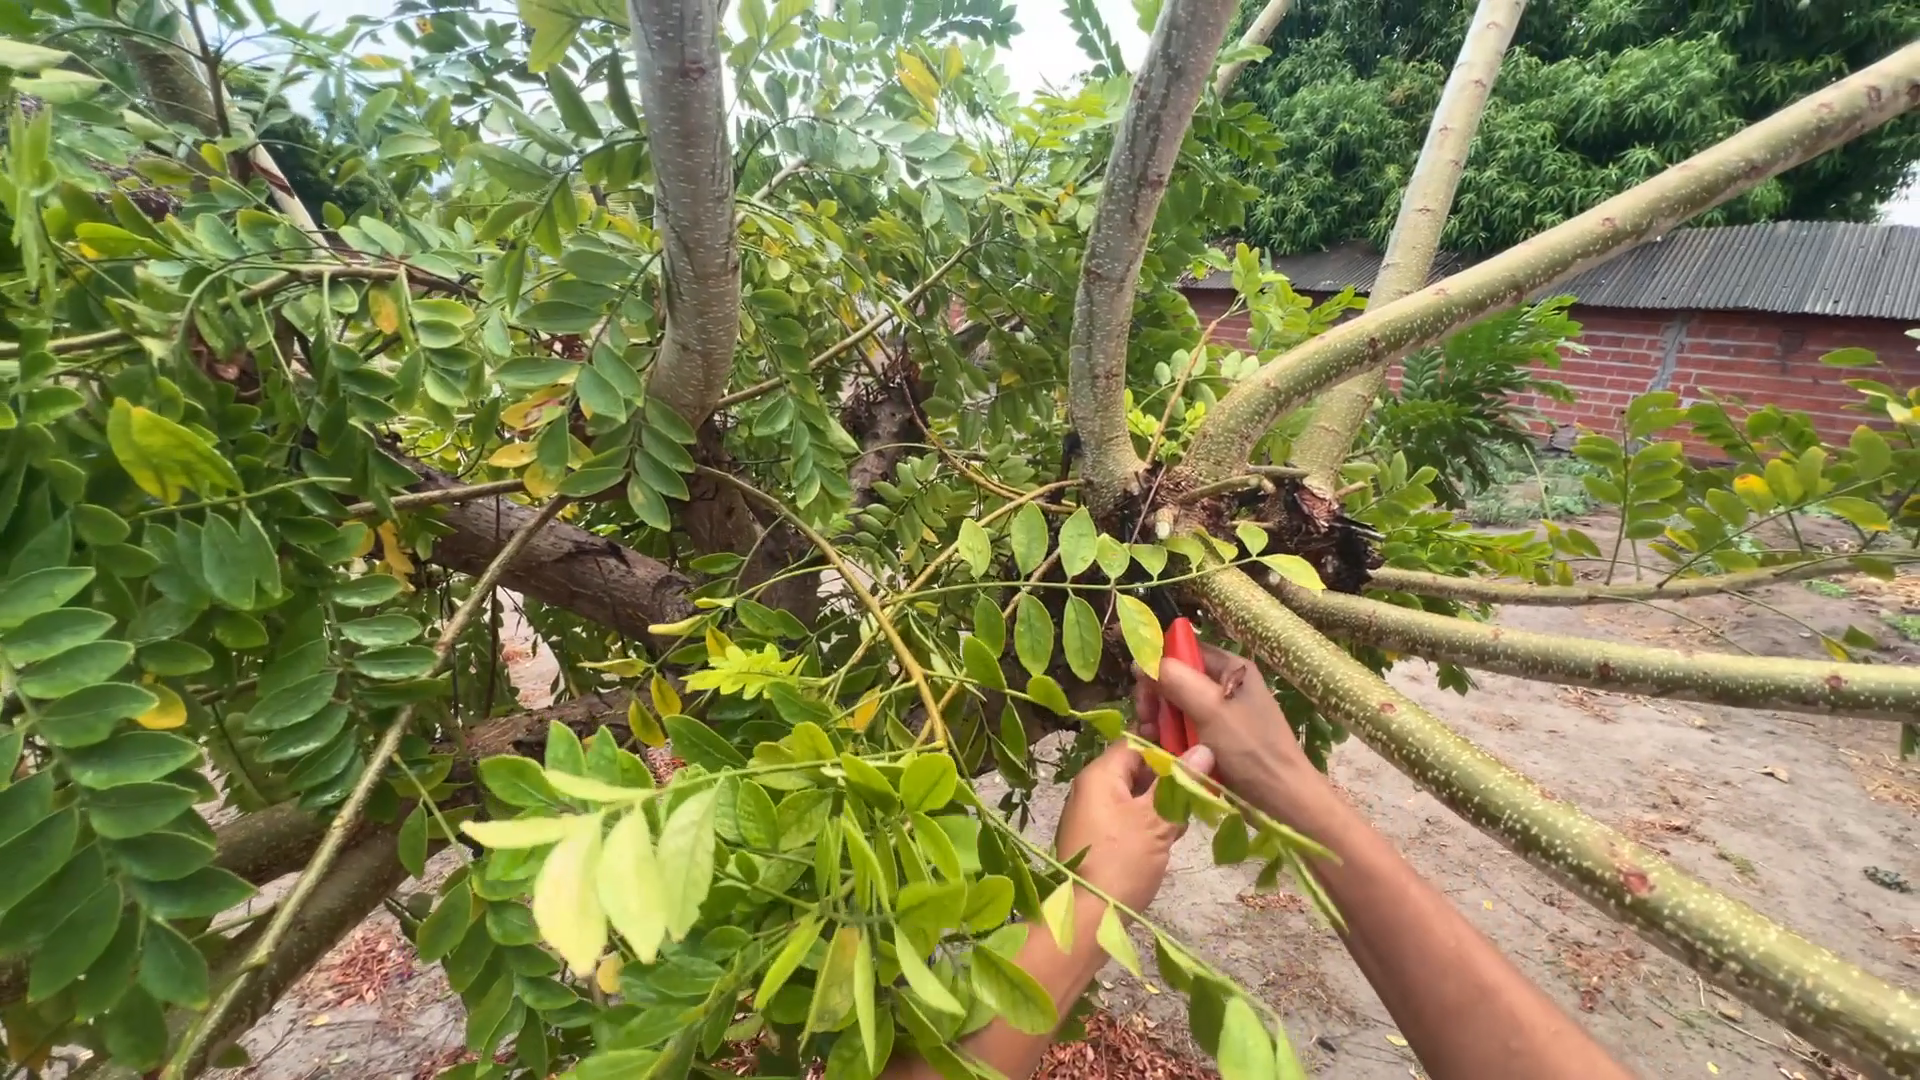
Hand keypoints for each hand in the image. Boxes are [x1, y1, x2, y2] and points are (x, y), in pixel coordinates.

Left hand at [1054, 741, 1192, 911]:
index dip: (1166, 747)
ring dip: (1161, 805)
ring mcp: (1093, 814)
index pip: (1135, 743)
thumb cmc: (1122, 860)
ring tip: (1185, 820)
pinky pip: (1127, 818)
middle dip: (1168, 781)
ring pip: (1135, 796)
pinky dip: (1149, 823)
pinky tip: (1169, 839)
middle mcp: (1091, 788)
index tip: (1197, 757)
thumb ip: (1179, 783)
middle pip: (1136, 770)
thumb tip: (1203, 749)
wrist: (1087, 916)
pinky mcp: (1098, 837)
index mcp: (1099, 774)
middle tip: (1198, 794)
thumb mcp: (1156, 819)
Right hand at [1134, 643, 1312, 806]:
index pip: (1184, 649)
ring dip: (1161, 719)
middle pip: (1176, 678)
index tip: (1143, 686)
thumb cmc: (1250, 748)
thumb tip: (1139, 661)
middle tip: (1147, 718)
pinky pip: (1185, 728)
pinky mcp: (1217, 737)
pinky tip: (1165, 749)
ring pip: (1176, 705)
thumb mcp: (1209, 708)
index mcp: (1231, 667)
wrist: (1283, 801)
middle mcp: (1225, 685)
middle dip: (1157, 696)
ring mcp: (1221, 713)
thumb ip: (1173, 678)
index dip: (1159, 662)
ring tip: (1153, 738)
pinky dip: (1172, 736)